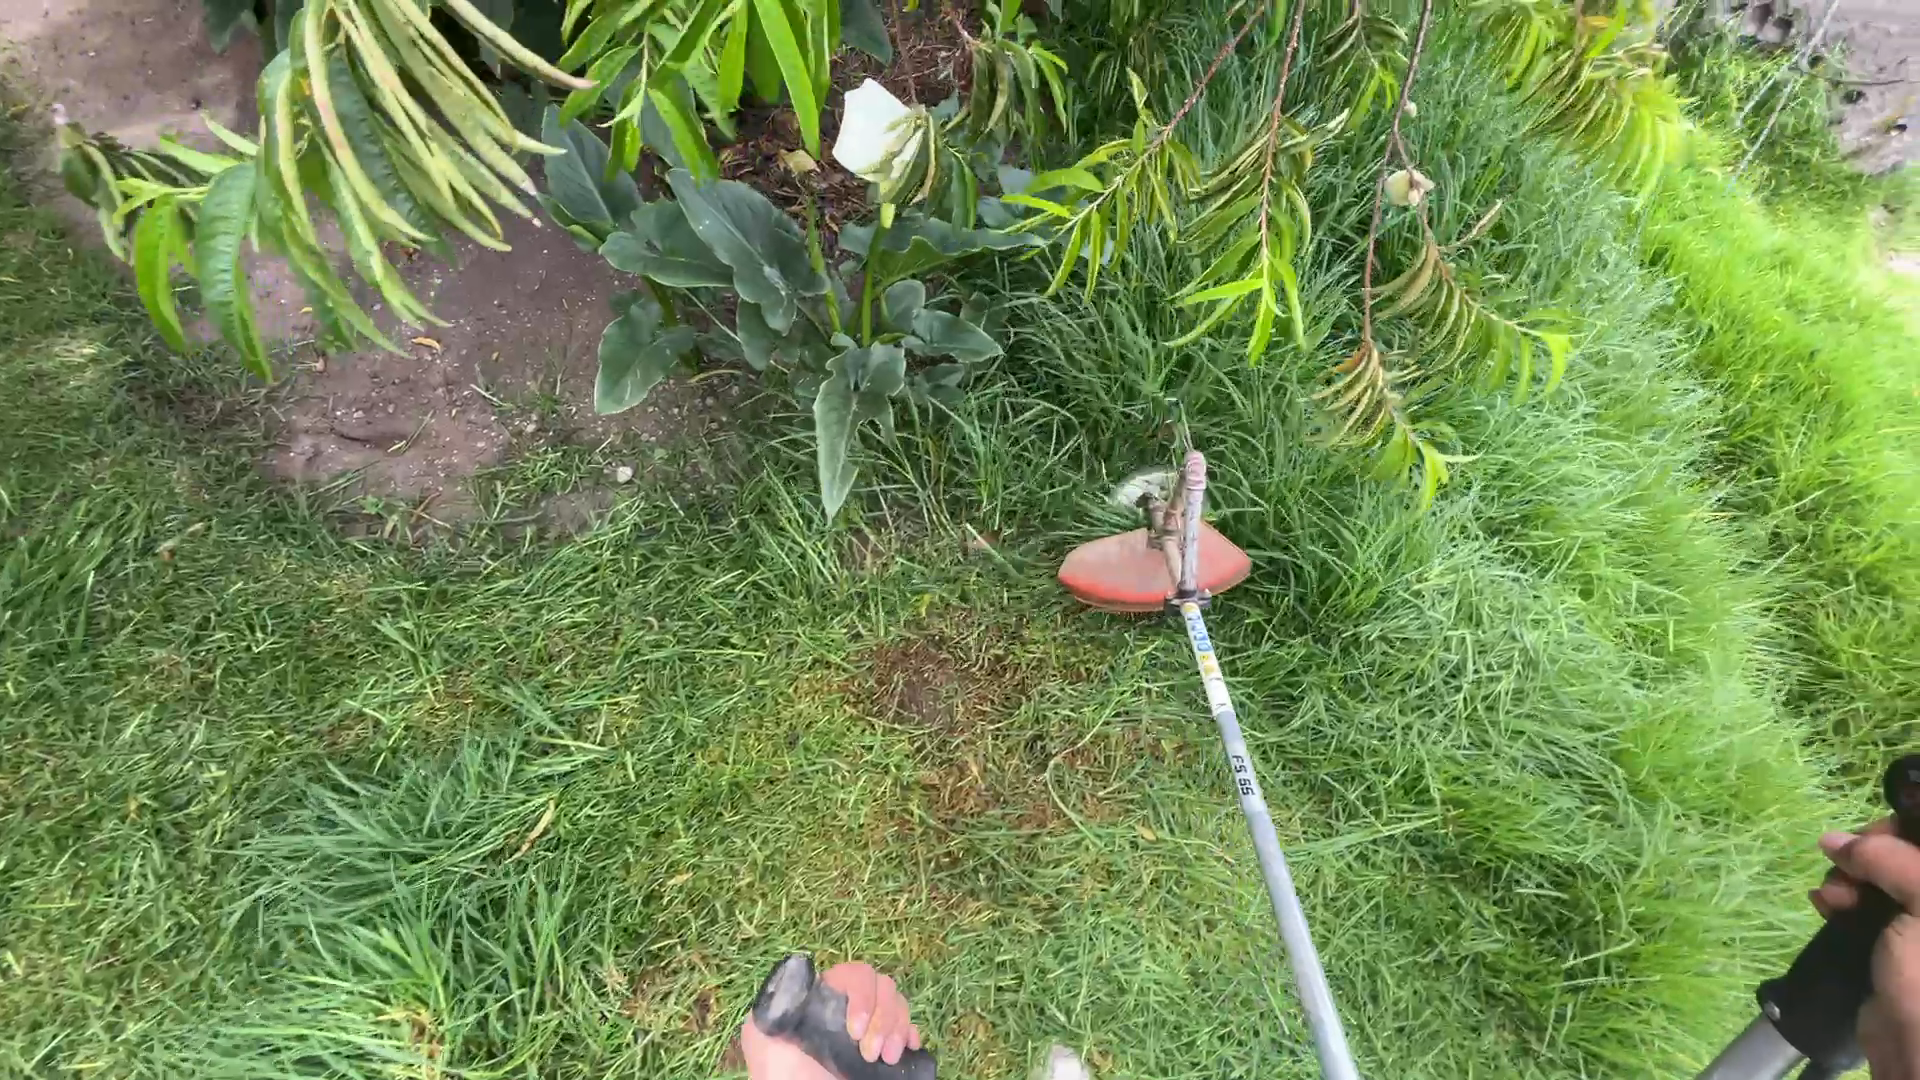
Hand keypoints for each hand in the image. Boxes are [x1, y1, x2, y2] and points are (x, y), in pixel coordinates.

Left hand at [740, 962, 922, 1079]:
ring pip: (898, 1002)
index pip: (855, 974)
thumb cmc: (783, 1077)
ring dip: (898, 1027)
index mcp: (826, 996)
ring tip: (889, 1058)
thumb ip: (773, 1005)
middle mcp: (850, 1005)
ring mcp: (870, 1025)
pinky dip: (911, 1034)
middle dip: (883, 1017)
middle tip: (873, 1053)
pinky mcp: (884, 1046)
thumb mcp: (762, 1038)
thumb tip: (794, 976)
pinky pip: (909, 1026)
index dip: (861, 996)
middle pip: (882, 985)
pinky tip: (908, 1049)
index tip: (855, 1031)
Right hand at [1810, 822, 1919, 1079]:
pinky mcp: (1901, 948)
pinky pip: (1869, 908)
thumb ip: (1891, 860)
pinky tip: (1828, 908)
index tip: (1873, 835)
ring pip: (1883, 882)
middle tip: (1847, 869)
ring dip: (1847, 880)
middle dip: (1868, 857)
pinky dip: (1842, 902)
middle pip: (1909, 860)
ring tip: (1833, 898)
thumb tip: (1839, 841)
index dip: (1904, 830)